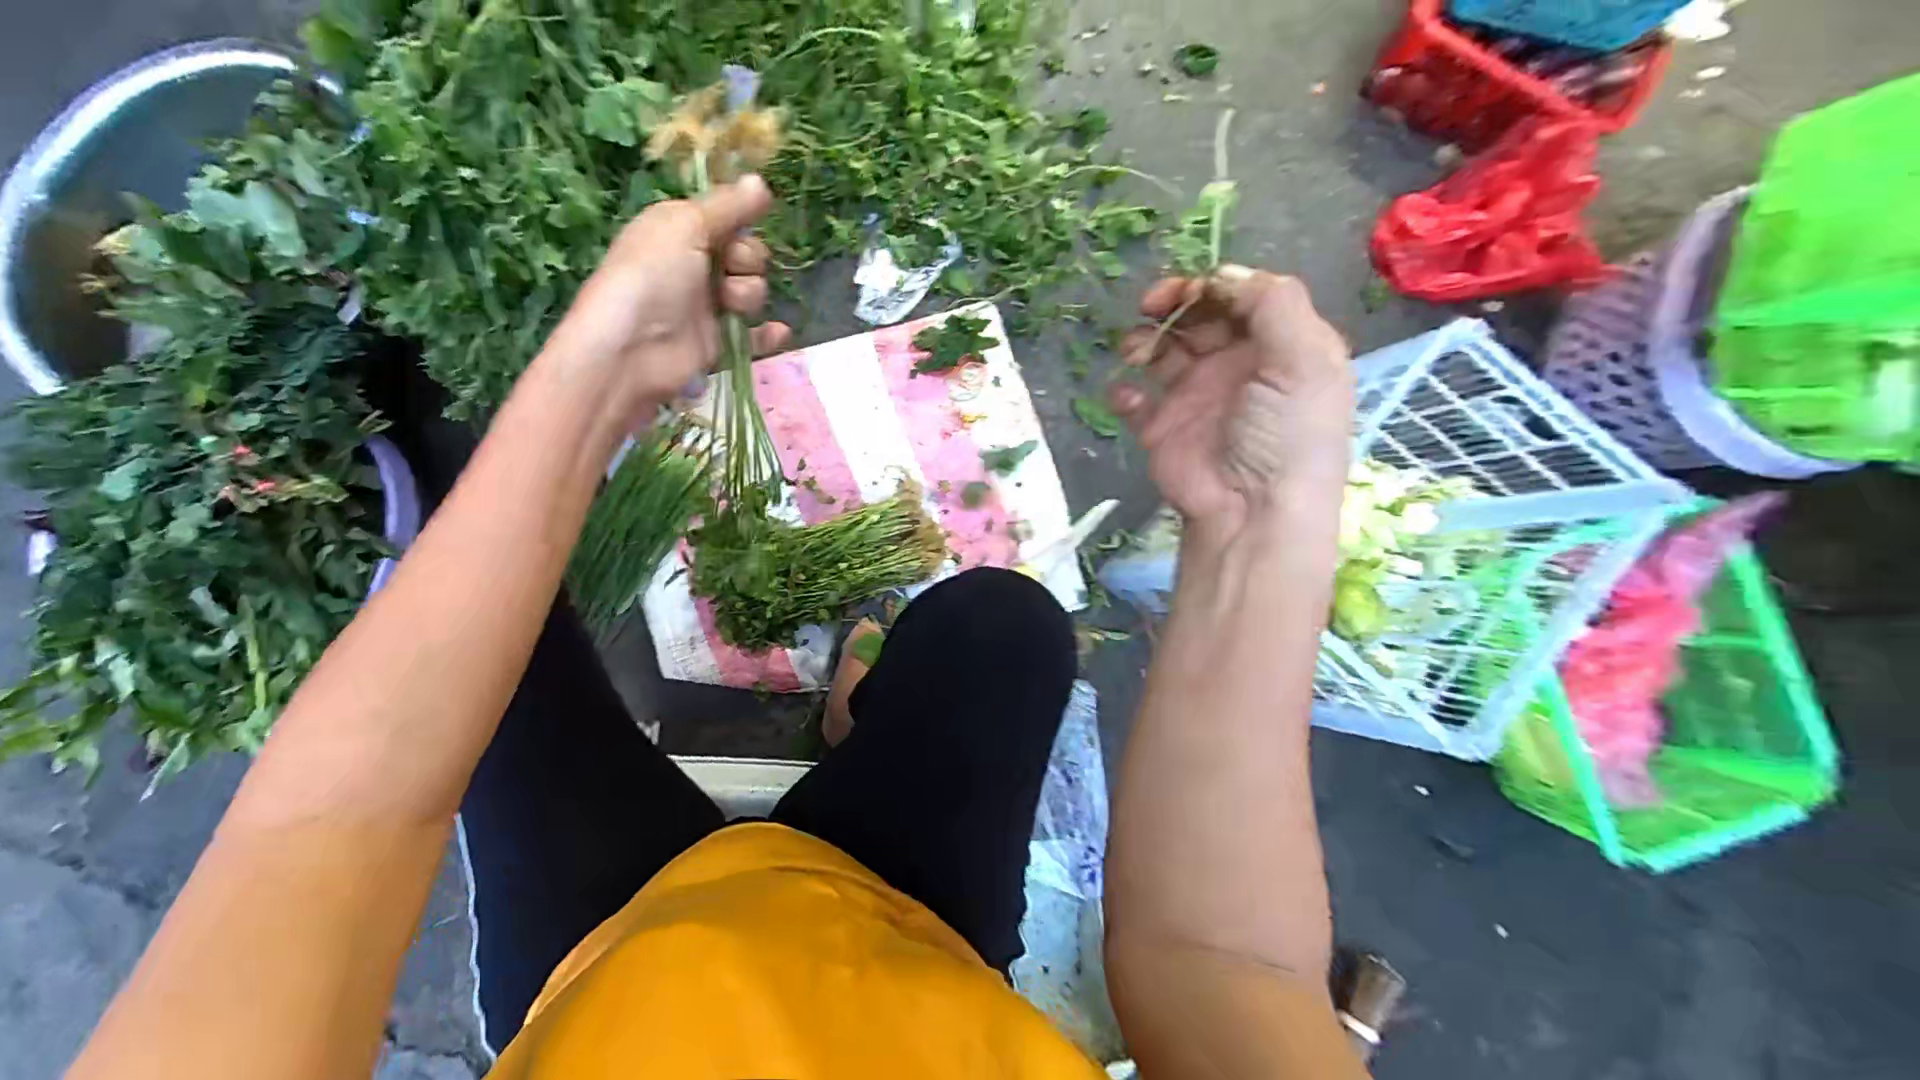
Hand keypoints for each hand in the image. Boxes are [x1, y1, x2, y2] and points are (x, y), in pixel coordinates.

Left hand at [540, 175, 791, 433]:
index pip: (729, 219)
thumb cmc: (653, 276)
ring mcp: (707, 306)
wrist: (633, 349)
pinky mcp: (717, 343)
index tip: (741, 228)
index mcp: (681, 230)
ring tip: (728, 306)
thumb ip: (728, 207)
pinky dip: (766, 335)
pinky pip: (754, 336)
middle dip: (747, 261)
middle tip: (727, 269)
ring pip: (753, 292)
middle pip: (748, 256)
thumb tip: (761, 181)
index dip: (741, 223)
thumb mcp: (685, 226)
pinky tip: (776, 332)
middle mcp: (695, 265)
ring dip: (748, 295)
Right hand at [1112, 267, 1353, 548]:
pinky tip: (1127, 397)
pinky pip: (1134, 399)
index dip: (1215, 286)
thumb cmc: (1287, 433)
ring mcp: (1196, 397)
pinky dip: (1124, 391)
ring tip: (1136, 350)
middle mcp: (1236, 366)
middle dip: (1174, 305)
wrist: (1251, 512)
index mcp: (1279, 347)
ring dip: (1145, 340)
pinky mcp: (1162, 428)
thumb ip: (1274, 303)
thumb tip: (1225, 274)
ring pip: (1162, 351)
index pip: (1243, 298)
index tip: (1190, 290)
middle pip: (1199, 319)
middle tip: (1152, 307)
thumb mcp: (1305, 360)